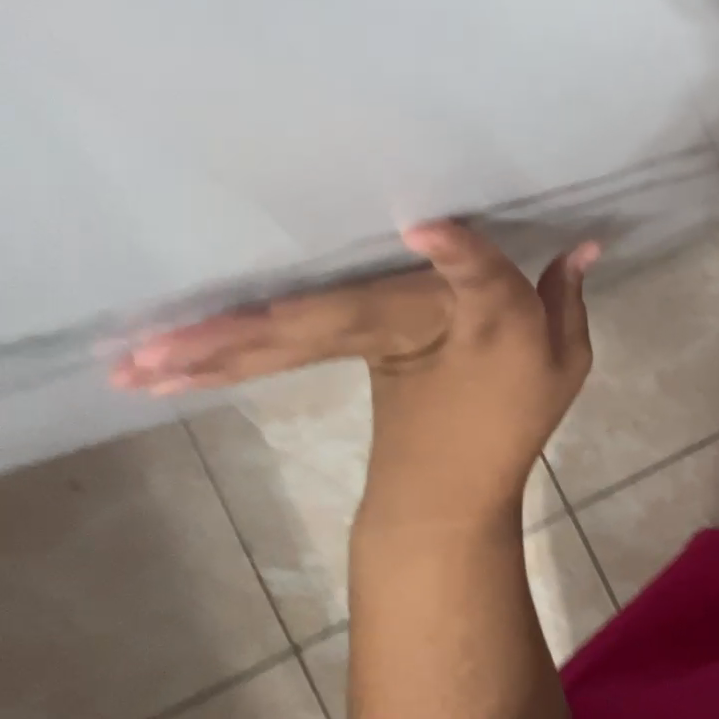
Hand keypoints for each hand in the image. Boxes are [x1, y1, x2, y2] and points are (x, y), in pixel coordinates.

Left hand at [114, 222, 599, 526]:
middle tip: (162, 341)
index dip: (458, 256)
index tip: (425, 226)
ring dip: (213, 350)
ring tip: (134, 359)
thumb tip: (583, 245)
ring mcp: (379, 346)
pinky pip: (285, 348)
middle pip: (352, 312)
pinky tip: (157, 362)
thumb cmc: (518, 417)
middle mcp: (432, 327)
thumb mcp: (569, 359)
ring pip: (299, 334)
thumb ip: (567, 299)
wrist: (453, 492)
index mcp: (498, 323)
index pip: (483, 281)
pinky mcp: (348, 358)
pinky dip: (220, 358)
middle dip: (266, 324)